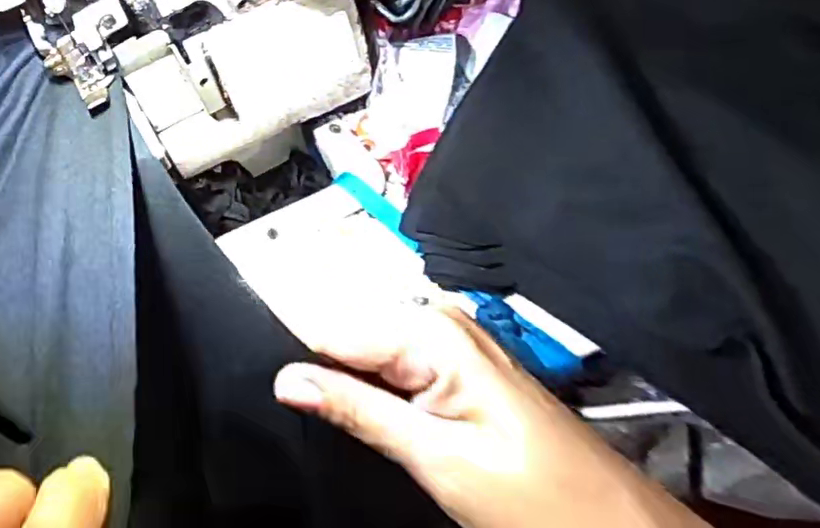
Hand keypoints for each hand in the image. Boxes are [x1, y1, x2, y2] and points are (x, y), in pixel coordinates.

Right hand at [273, 304, 705, 527]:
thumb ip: (357, 410)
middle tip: (305, 409)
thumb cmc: (545, 501)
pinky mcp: (455, 362)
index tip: (273, 387)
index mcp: (431, 327)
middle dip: (323, 368)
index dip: (300, 360)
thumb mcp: (439, 460)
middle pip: (349, 334)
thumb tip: (287, 380)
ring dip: (347, 380)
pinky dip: (374, 387)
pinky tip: (371, 414)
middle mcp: (438, 317)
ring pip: (367, 350)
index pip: (333, 329)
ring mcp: (449, 337)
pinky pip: (393, 362)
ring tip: (335, 414)